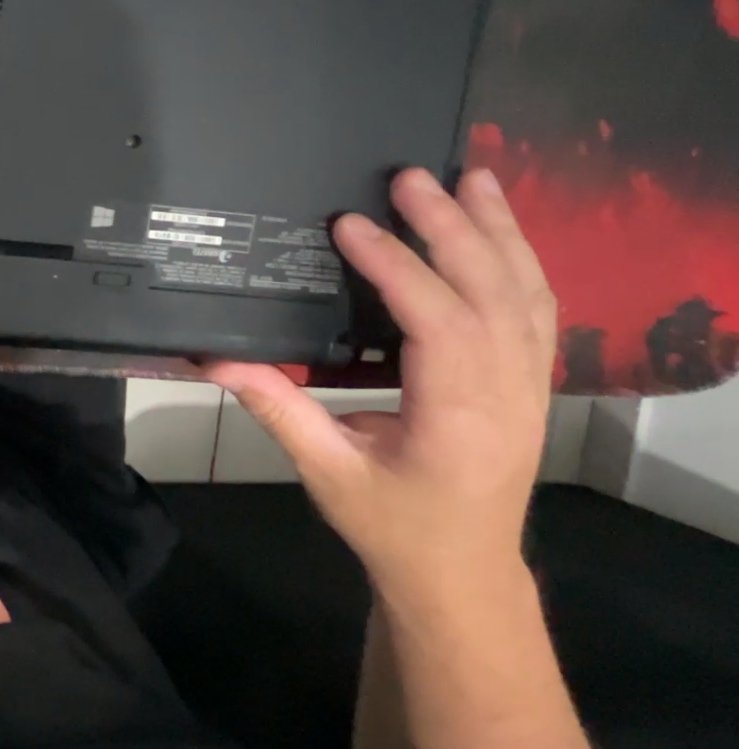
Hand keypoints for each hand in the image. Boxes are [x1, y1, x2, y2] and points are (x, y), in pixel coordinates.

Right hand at [206, 168, 556, 599]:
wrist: (461, 570)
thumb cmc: (390, 522)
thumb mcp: (324, 471)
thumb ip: (277, 408)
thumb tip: (212, 358)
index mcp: (458, 417)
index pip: (439, 325)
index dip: (397, 268)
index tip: (351, 224)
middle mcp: (508, 394)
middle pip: (494, 295)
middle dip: (454, 229)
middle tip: (411, 178)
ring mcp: (529, 387)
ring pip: (528, 295)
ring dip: (500, 232)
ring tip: (473, 178)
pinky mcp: (528, 383)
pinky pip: (535, 311)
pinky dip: (519, 261)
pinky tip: (498, 230)